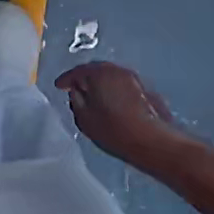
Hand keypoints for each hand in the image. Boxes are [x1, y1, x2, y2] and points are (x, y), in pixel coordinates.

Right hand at [57, 61, 183, 166]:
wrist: (154, 142)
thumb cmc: (114, 131)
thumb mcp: (84, 119)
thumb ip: (75, 100)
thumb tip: (76, 92)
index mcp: (98, 73)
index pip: (76, 72)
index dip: (65, 79)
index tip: (59, 86)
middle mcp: (117, 70)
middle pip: (95, 70)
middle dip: (84, 78)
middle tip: (75, 89)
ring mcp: (134, 79)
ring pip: (111, 76)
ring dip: (100, 84)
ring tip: (93, 97)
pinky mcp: (146, 90)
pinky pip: (123, 85)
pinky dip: (114, 90)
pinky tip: (112, 103)